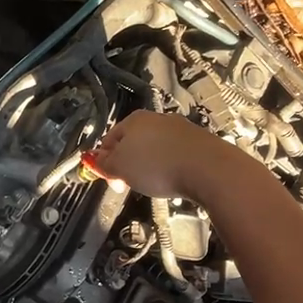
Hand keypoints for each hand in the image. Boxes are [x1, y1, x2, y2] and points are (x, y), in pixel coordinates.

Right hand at [83, 110, 234, 199]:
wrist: (208, 169)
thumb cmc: (157, 166)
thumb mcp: (119, 168)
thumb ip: (103, 164)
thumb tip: (95, 159)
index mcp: (133, 120)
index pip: (109, 140)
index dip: (105, 162)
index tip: (110, 180)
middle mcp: (156, 118)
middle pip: (132, 143)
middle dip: (128, 164)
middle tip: (129, 184)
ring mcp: (179, 128)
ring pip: (154, 149)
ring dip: (149, 166)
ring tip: (153, 183)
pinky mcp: (198, 141)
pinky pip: (174, 154)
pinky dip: (169, 167)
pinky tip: (173, 179)